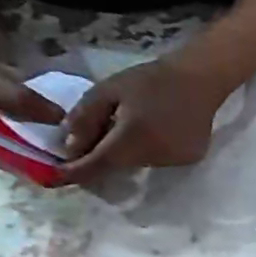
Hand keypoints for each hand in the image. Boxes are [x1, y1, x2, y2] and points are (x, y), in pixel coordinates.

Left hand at [62, 59, 227, 182]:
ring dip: (125, 153)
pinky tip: (155, 131)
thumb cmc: (151, 80)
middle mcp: (156, 156)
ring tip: (131, 128)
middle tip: (94, 136)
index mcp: (133, 138)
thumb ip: (83, 119)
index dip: (73, 173)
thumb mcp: (107, 90)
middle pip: (117, 166)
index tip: (54, 176)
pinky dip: (147, 151)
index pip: (96, 166)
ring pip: (136, 164)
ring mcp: (175, 160)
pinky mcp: (189, 159)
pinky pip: (157, 160)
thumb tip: (69, 148)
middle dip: (100, 157)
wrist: (200, 80)